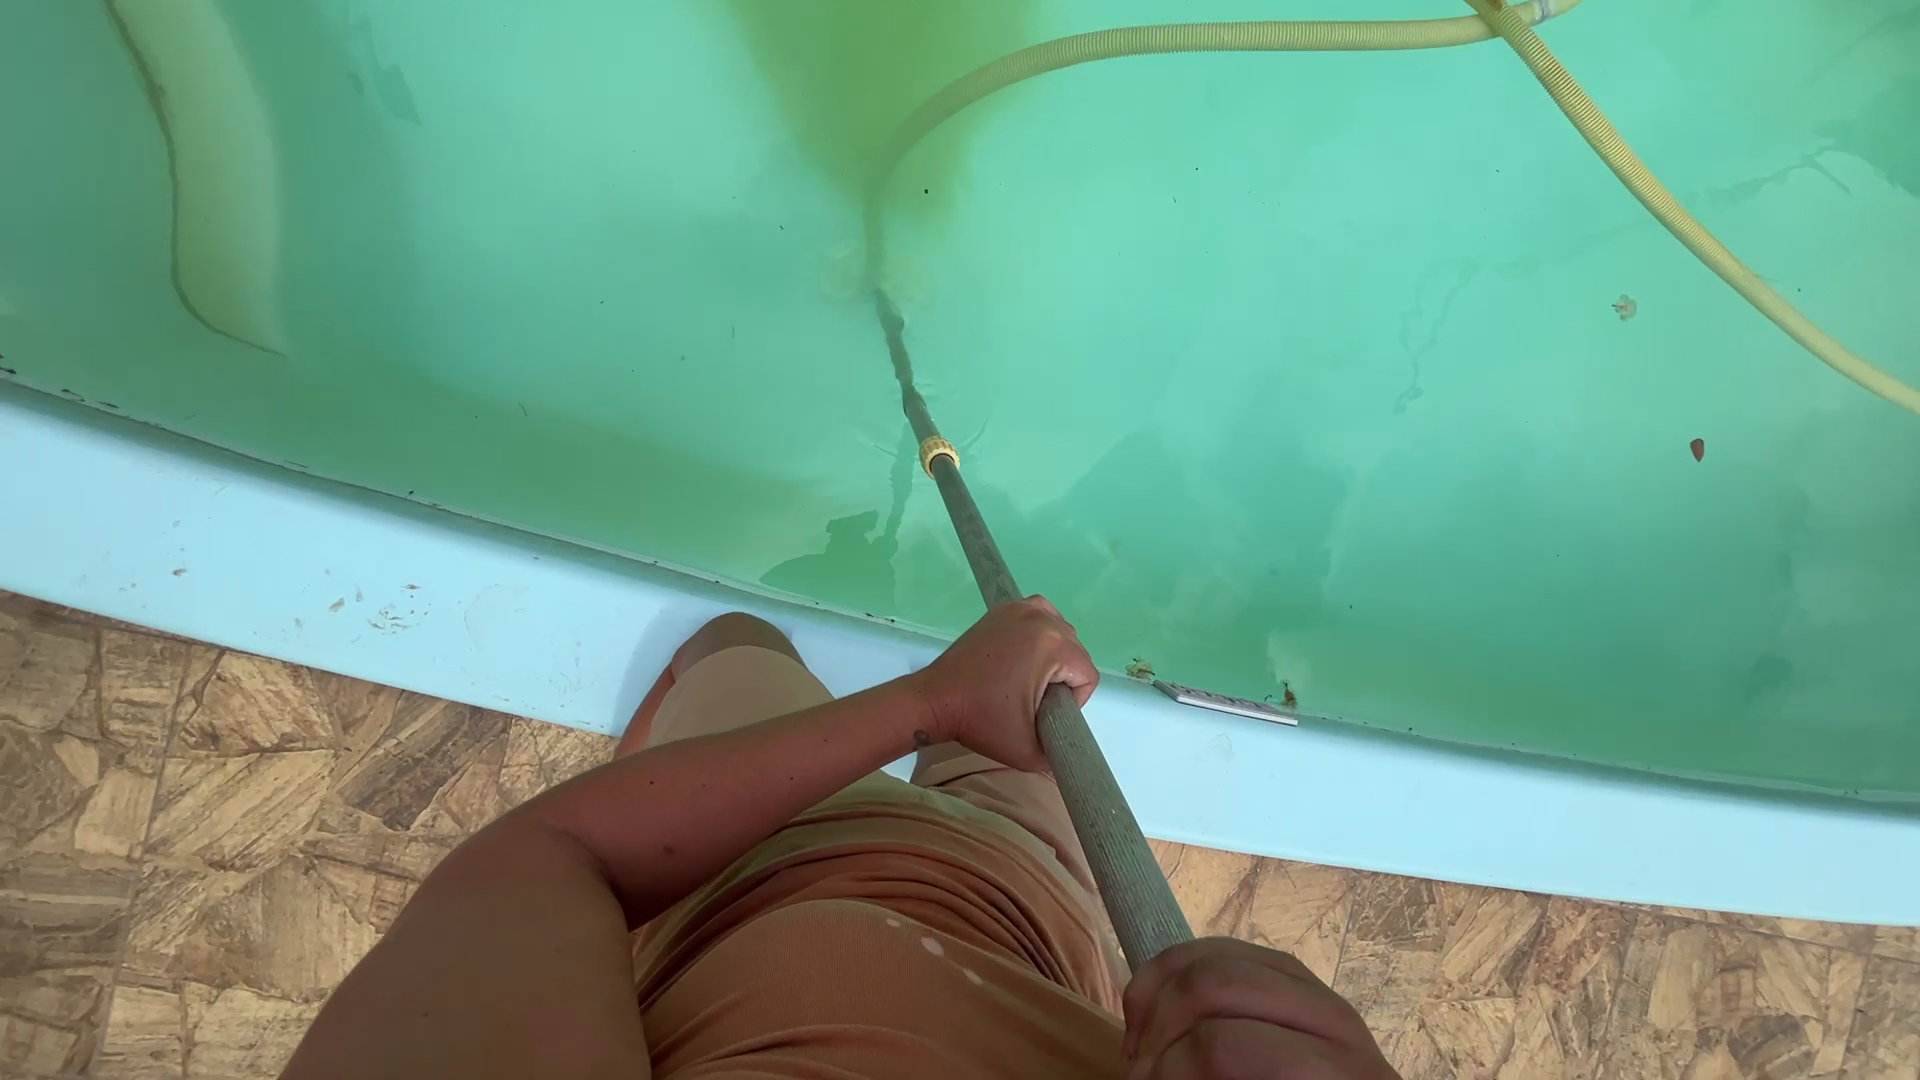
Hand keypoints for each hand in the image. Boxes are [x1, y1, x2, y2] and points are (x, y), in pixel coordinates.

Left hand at [911, 595, 1097, 772]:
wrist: (936, 700)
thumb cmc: (981, 722)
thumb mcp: (1029, 751)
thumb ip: (1062, 754)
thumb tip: (1073, 753)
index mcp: (1052, 645)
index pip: (1087, 674)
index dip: (1074, 700)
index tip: (1046, 712)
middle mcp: (1040, 618)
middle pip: (1076, 651)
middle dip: (1063, 677)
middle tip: (1035, 698)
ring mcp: (1020, 609)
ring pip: (1061, 632)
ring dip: (1055, 655)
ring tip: (1030, 678)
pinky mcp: (1003, 609)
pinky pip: (1040, 614)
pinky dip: (1041, 631)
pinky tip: (1028, 652)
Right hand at [1122, 938, 1400, 1079]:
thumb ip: (1216, 1074)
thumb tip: (1148, 1073)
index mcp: (1331, 1072)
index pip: (1221, 1045)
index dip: (1169, 1068)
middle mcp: (1329, 1017)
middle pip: (1213, 985)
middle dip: (1157, 1025)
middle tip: (1134, 1068)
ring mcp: (1310, 984)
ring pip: (1209, 955)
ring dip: (1156, 992)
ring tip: (1137, 1038)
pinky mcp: (1289, 970)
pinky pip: (1218, 948)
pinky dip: (1173, 970)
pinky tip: (1154, 1005)